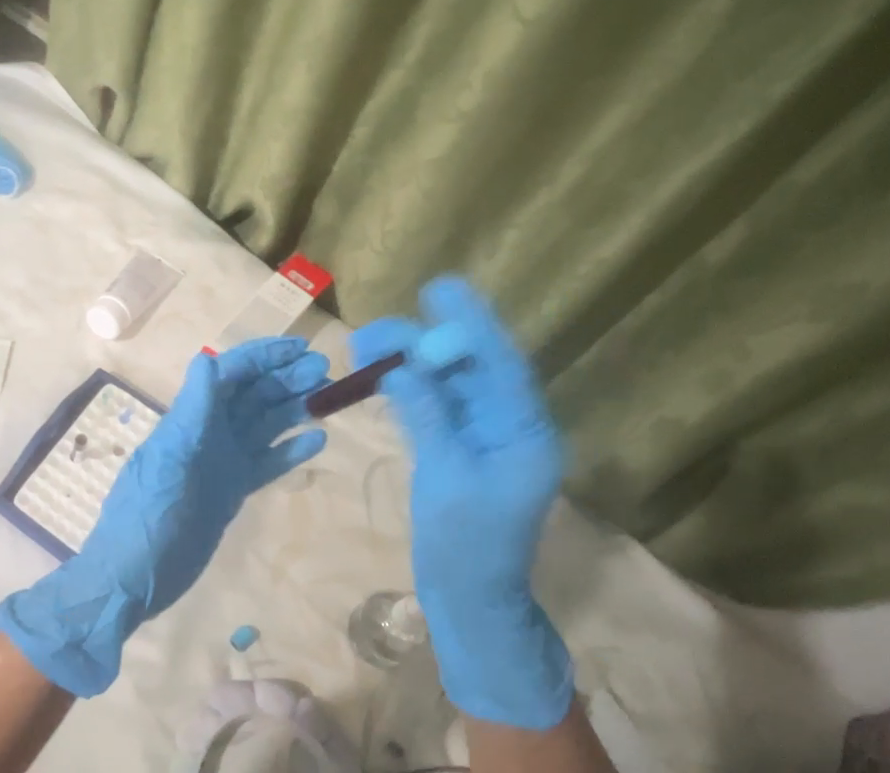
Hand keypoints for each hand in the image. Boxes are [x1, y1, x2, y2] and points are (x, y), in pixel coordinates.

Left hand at [0, 338, 329, 696]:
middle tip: (325, 370)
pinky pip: (266, 462)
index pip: (232, 373)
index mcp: (192, 418)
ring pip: (264, 423)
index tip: (302, 347)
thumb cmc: (148, 516)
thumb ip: (193, 411)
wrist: (132, 576)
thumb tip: (208, 358)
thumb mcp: (170, 458)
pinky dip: (291, 450)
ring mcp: (222, 462)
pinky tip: (318, 440)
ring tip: (328, 396)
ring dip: (294, 407)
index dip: (265, 356)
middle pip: (253, 394)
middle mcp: (209, 433)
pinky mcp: (232, 491)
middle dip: (286, 377)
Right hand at [350, 277, 572, 729]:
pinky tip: (381, 377)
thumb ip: (428, 417)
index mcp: (524, 432)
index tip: (439, 289)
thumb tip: (402, 368)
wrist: (470, 600)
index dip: (471, 322)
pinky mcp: (459, 449)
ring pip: (447, 385)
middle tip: (374, 332)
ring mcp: (483, 437)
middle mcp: (509, 425)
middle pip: (469, 368)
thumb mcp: (447, 478)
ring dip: (410, 365)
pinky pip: (436, 406)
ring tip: (365, 347)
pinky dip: (409, 390)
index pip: (500, 364)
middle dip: (424, 345)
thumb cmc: (468, 545)